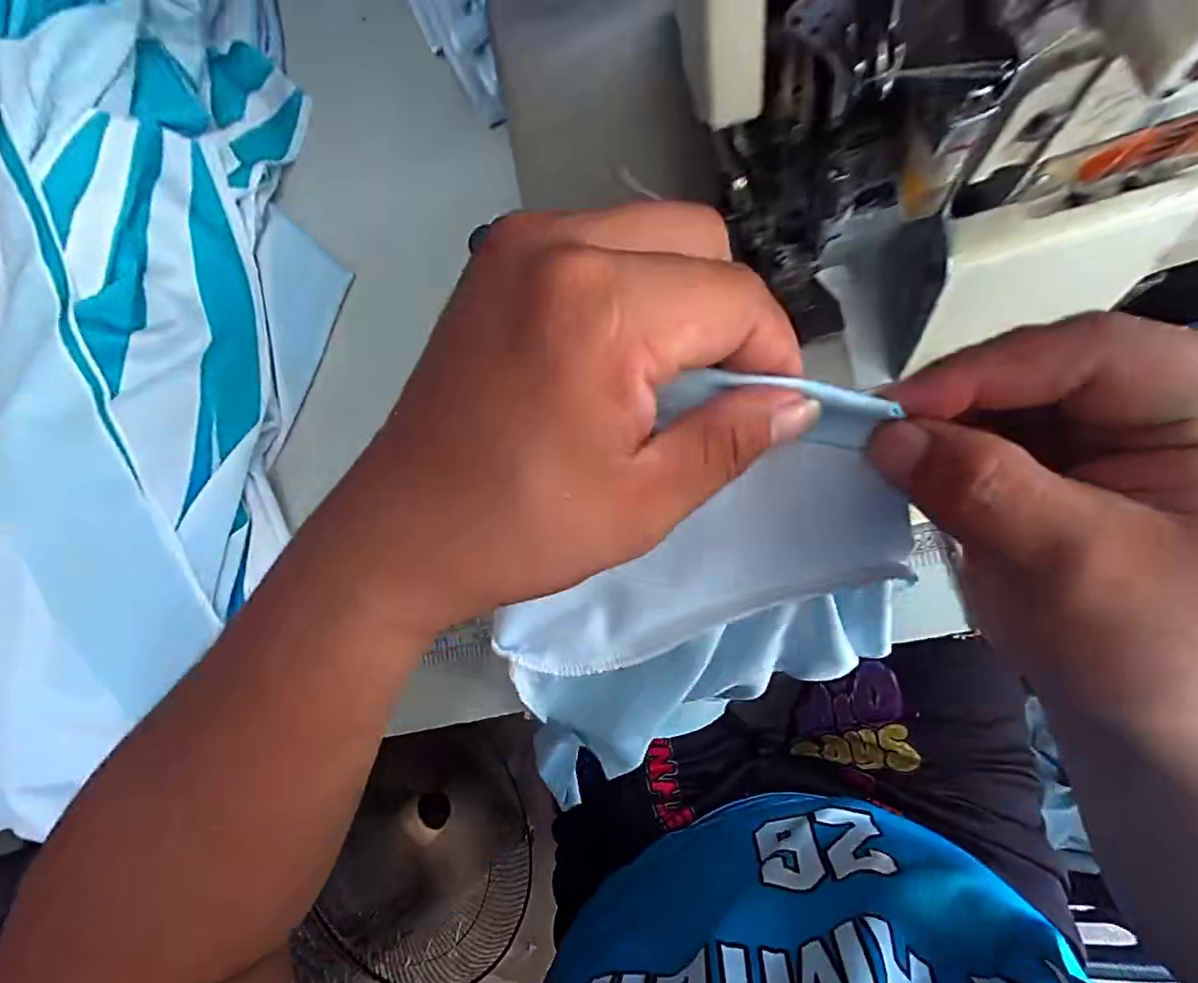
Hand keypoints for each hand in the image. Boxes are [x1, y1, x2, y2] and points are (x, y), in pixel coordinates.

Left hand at [328, 202, 818, 633]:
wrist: (402, 533)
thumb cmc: (521, 530)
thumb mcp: (645, 501)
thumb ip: (732, 439)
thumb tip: (795, 404)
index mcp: (599, 306)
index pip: (736, 297)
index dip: (773, 354)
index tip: (771, 409)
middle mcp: (559, 244)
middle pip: (703, 242)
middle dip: (732, 317)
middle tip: (717, 396)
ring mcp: (520, 241)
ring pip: (656, 234)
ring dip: (686, 298)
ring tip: (666, 380)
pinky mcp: (500, 258)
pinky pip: (604, 244)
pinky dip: (637, 288)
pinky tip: (618, 356)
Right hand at [867, 313, 1197, 730]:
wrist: (1151, 723)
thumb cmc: (1139, 658)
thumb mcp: (1065, 567)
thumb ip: (979, 488)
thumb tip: (889, 434)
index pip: (1098, 352)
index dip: (983, 373)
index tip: (893, 411)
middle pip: (1060, 367)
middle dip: (966, 403)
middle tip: (887, 435)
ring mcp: (1157, 420)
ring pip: (1030, 394)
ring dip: (961, 426)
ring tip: (904, 456)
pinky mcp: (1110, 450)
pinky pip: (1022, 427)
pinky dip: (970, 447)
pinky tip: (937, 469)